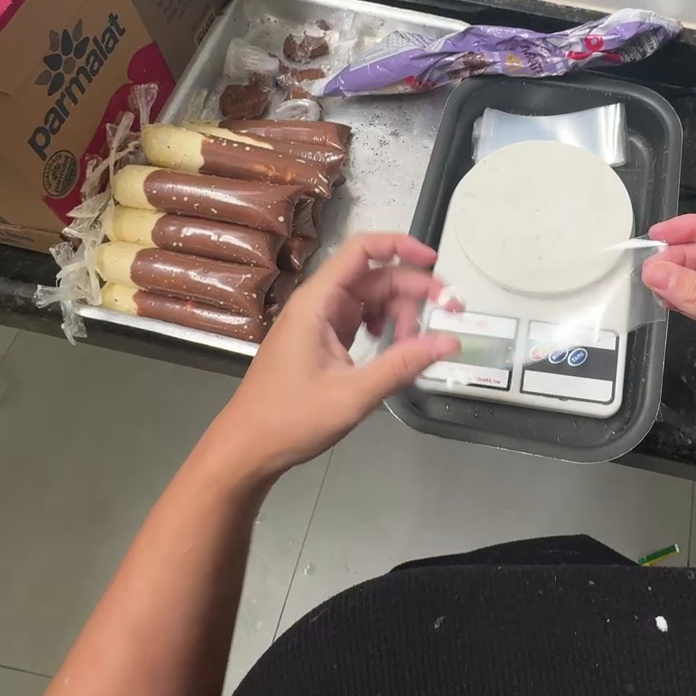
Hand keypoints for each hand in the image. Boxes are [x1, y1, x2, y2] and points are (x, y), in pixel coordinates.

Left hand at [204, 233, 457, 478]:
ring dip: (400, 314)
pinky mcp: (322, 340)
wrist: (246, 448)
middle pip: (374, 277)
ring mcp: (319, 321)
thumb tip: (449, 341)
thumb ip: (403, 364)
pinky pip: (361, 319)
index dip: (400, 246)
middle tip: (447, 315)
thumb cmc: (289, 419)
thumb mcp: (353, 394)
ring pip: (371, 299)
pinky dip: (385, 327)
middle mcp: (318, 303)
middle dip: (412, 291)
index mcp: (318, 302)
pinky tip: (395, 348)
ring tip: (416, 344)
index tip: (434, 262)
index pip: (361, 250)